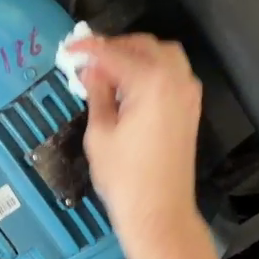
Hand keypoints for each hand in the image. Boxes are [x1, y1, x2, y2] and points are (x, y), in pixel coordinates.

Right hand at [69, 33, 204, 246]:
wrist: (159, 212)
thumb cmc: (123, 177)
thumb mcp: (100, 132)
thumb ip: (97, 92)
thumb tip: (91, 70)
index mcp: (151, 82)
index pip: (114, 53)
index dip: (88, 49)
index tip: (68, 50)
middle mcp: (175, 79)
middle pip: (144, 46)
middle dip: (114, 47)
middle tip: (87, 61)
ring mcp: (187, 93)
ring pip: (162, 55)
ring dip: (135, 55)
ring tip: (108, 71)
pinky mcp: (190, 108)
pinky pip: (172, 74)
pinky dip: (151, 70)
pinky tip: (129, 86)